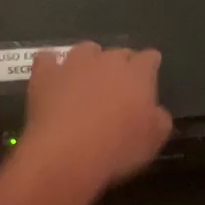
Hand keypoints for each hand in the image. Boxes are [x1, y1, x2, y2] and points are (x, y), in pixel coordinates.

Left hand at [24, 42, 172, 187]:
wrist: (67, 154)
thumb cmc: (118, 148)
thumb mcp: (155, 139)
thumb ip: (160, 118)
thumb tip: (155, 111)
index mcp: (138, 73)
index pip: (150, 58)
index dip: (150, 67)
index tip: (149, 79)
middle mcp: (107, 59)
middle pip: (119, 53)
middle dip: (121, 67)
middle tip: (118, 91)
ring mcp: (73, 63)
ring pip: (86, 50)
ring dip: (89, 62)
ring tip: (86, 83)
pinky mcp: (44, 73)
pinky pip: (48, 59)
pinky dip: (52, 67)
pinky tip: (54, 79)